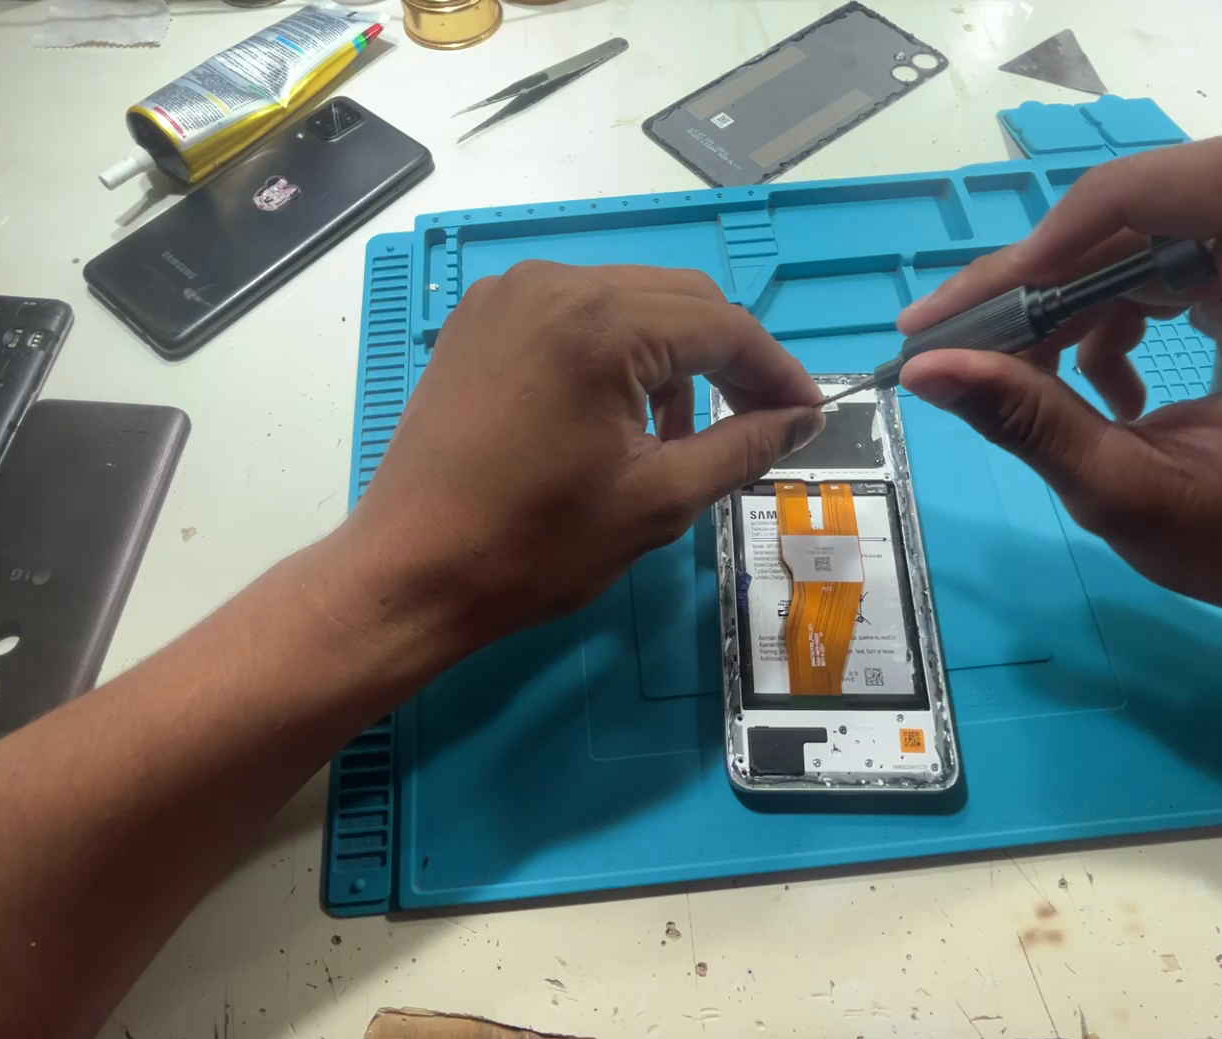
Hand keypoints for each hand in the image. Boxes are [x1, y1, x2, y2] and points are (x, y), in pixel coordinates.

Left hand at [339, 261, 823, 649]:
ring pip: (628, 305)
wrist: (412, 573)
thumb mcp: (659, 501)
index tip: (809, 415)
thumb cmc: (536, 547)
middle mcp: (554, 282)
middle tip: (759, 421)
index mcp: (601, 321)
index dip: (777, 371)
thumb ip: (744, 447)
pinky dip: (616, 356)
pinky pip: (575, 319)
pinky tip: (618, 414)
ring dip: (672, 359)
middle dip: (729, 360)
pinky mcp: (481, 322)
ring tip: (681, 433)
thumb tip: (804, 419)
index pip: (723, 326)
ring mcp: (508, 297)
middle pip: (679, 301)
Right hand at [897, 123, 1221, 629]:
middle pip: (1178, 203)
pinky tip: (1097, 377)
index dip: (1110, 209)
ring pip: (1163, 228)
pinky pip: (1180, 254)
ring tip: (1019, 370)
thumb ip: (1028, 424)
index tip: (1012, 282)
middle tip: (960, 331)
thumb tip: (924, 368)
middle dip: (1053, 265)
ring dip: (1069, 293)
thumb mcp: (1126, 498)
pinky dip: (1111, 305)